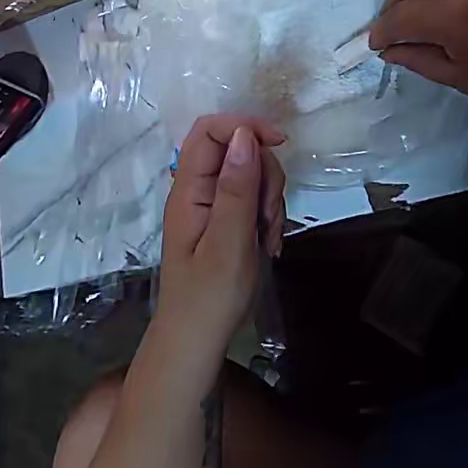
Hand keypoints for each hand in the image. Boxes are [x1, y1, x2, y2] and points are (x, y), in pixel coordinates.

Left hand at [153, 114, 286, 361]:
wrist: (198, 341)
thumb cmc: (210, 297)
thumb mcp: (229, 242)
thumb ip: (237, 187)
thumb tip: (243, 135)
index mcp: (188, 189)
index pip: (210, 131)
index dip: (244, 126)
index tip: (279, 142)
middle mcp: (197, 189)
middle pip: (237, 149)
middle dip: (264, 174)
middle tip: (267, 215)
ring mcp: (212, 204)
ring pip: (251, 173)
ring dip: (269, 199)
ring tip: (267, 237)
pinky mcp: (226, 219)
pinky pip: (254, 198)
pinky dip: (268, 215)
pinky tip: (268, 243)